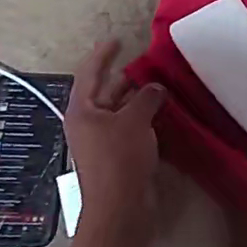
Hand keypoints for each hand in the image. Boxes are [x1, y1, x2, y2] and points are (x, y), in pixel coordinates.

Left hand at [64, 40, 165, 223]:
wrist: (121, 205)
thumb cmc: (120, 159)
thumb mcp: (134, 121)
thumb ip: (146, 98)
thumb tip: (155, 88)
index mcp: (82, 111)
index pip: (90, 74)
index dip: (103, 55)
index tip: (117, 41)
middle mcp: (89, 123)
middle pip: (107, 92)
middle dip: (127, 79)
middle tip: (150, 65)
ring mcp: (103, 140)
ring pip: (121, 111)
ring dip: (140, 99)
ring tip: (163, 86)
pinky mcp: (118, 155)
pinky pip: (131, 127)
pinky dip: (145, 118)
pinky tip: (164, 114)